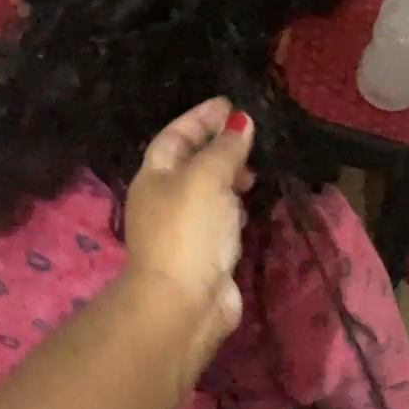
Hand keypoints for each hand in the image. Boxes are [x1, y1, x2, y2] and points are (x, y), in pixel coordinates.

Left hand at [123, 97, 254, 335]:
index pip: (176, 136)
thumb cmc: (189, 232)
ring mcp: (184, 233)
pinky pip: (220, 224)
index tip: (230, 105)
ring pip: (208, 196)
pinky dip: (234, 212)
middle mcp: (165, 202)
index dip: (201, 119)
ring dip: (229, 182)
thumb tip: (241, 122)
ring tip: (254, 175)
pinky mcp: (204, 258)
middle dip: (217, 150)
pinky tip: (249, 211)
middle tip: (249, 142)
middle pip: (191, 165)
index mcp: (154, 177)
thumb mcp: (207, 178)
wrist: (184, 303)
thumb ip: (225, 149)